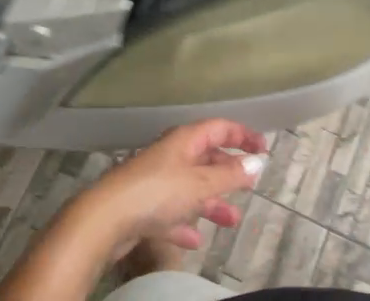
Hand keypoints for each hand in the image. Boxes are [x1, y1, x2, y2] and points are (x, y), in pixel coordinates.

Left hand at [73, 119, 269, 252]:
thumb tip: (257, 162)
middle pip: (206, 158)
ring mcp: (156, 181)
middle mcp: (171, 155)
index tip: (264, 148)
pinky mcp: (143, 207)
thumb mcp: (200, 183)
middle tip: (250, 187)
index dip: (243, 136)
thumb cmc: (158, 192)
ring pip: (191, 189)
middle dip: (229, 173)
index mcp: (185, 140)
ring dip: (212, 203)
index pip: (220, 128)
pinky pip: (172, 213)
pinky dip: (185, 223)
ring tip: (231, 221)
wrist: (105, 219)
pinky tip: (195, 240)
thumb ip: (230, 174)